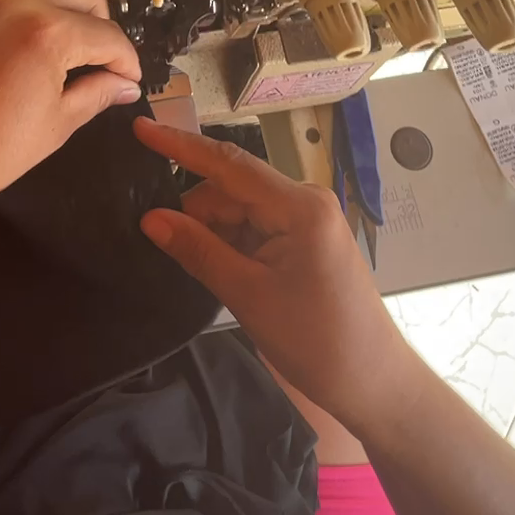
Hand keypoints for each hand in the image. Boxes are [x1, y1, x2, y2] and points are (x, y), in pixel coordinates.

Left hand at [0, 0, 142, 220]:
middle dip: (100, 22)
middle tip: (96, 58)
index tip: (128, 80)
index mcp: (51, 34)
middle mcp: (20, 1)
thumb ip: (96, 95)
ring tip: (58, 31)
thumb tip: (126, 85)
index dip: (125, 61)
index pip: (107, 36)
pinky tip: (13, 4)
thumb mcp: (54, 128)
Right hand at [132, 118, 411, 430]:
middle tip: (171, 253)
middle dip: (196, 215)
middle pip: (229, 190)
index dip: (179, 146)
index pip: (228, 164)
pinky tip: (226, 274)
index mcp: (298, 206)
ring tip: (212, 277)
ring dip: (214, 235)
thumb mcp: (248, 296)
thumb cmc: (317, 341)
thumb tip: (150, 217)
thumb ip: (198, 250)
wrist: (375, 386)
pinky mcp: (303, 238)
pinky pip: (253, 226)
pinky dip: (231, 244)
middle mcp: (304, 200)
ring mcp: (306, 218)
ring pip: (237, 209)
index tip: (139, 128)